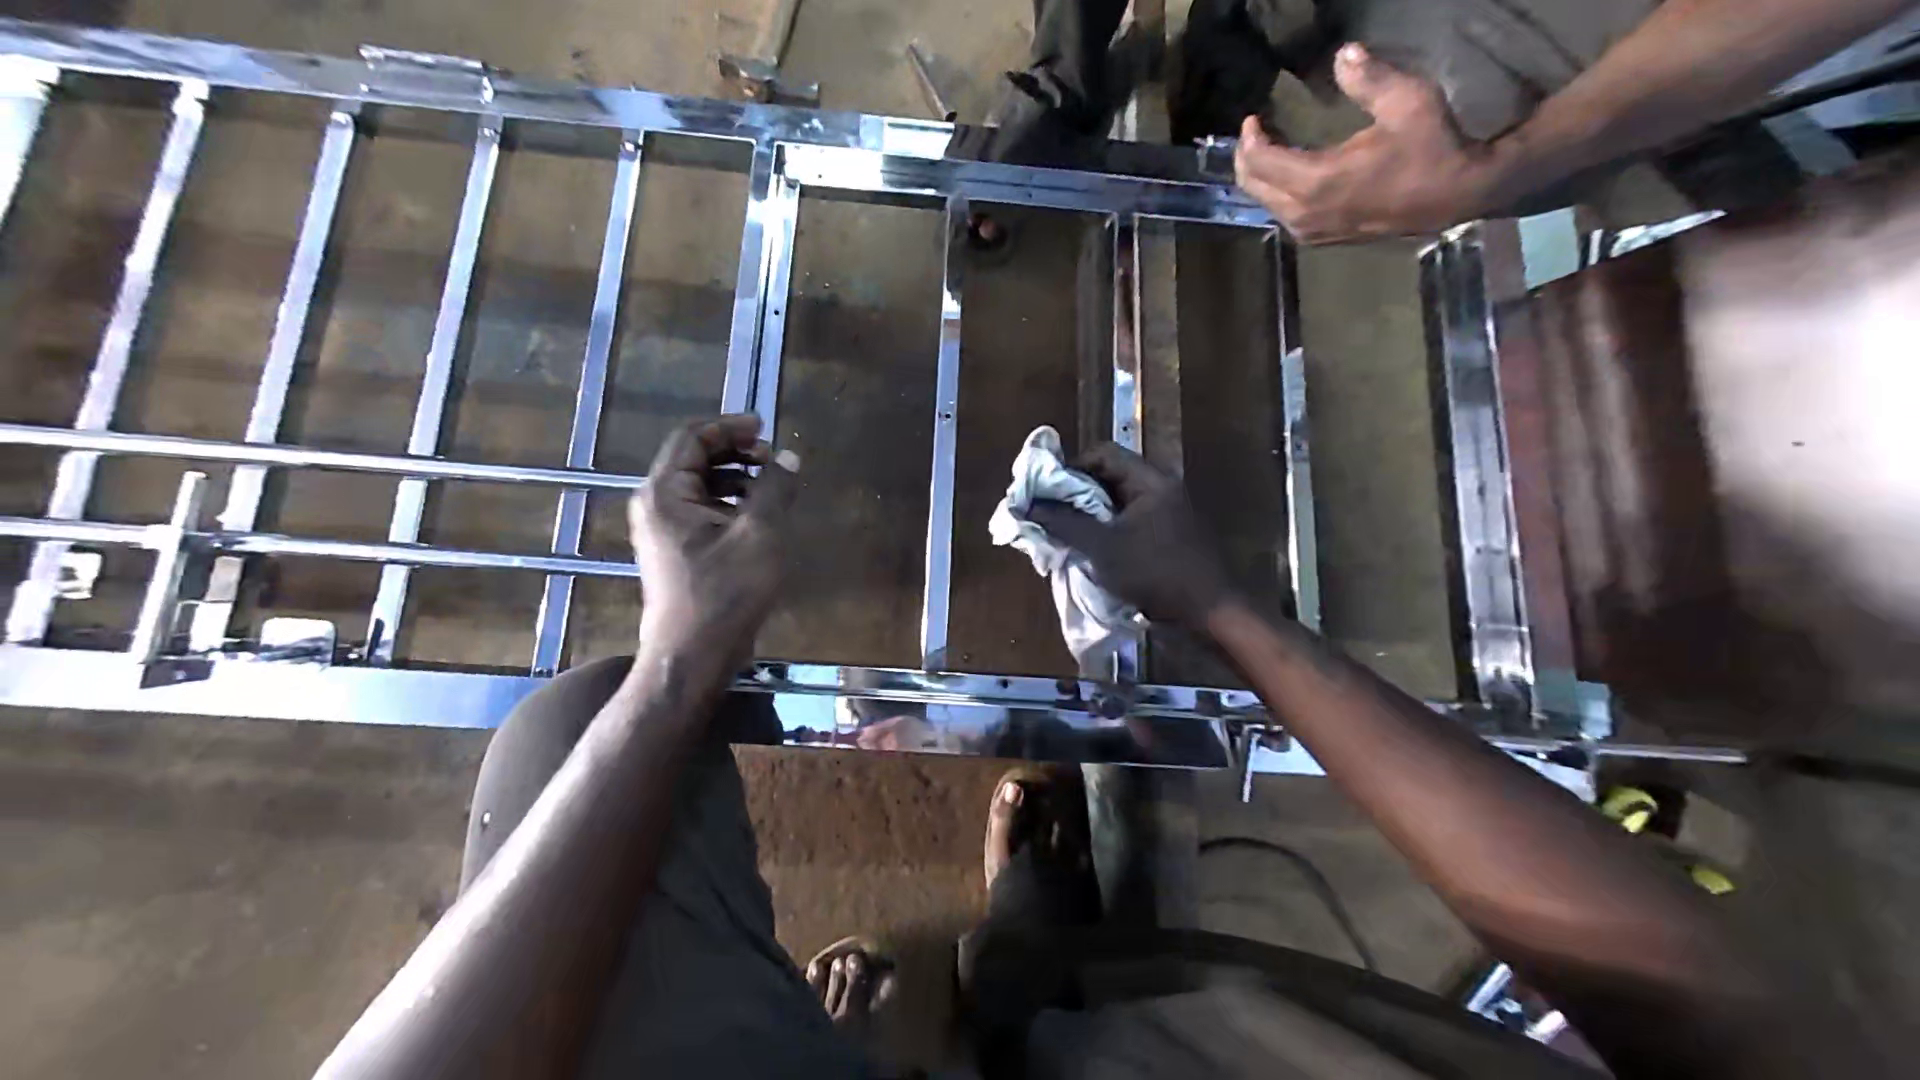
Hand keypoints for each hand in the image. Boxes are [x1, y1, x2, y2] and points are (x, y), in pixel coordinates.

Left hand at [629, 414, 797, 671]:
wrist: (694, 654)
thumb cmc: (725, 592)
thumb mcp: (759, 534)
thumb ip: (775, 489)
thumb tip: (789, 457)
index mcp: (666, 493)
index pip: (692, 438)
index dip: (730, 427)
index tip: (765, 428)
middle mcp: (657, 506)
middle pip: (694, 459)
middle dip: (735, 453)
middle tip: (772, 458)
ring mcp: (665, 531)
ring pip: (701, 486)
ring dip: (736, 479)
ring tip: (771, 488)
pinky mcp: (678, 551)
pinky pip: (703, 511)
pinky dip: (730, 504)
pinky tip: (758, 518)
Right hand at [1027, 443, 1234, 627]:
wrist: (1208, 611)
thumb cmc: (1155, 573)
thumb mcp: (1103, 548)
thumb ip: (1065, 523)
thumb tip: (1030, 506)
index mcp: (1150, 481)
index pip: (1103, 453)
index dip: (1071, 466)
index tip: (1047, 491)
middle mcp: (1160, 488)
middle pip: (1109, 475)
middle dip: (1076, 491)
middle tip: (1051, 512)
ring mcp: (1166, 511)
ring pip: (1117, 499)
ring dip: (1089, 512)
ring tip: (1064, 530)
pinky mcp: (1166, 533)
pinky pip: (1128, 519)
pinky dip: (1106, 527)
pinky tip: (1089, 546)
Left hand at [1234, 44, 1500, 243]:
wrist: (1455, 197)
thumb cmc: (1431, 148)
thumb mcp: (1406, 101)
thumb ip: (1369, 79)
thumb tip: (1343, 53)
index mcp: (1316, 180)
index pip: (1261, 161)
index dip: (1250, 138)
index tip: (1252, 118)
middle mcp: (1302, 212)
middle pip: (1254, 186)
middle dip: (1246, 159)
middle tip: (1252, 134)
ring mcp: (1308, 230)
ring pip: (1265, 204)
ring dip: (1259, 178)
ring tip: (1264, 152)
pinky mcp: (1318, 238)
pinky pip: (1282, 216)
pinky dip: (1274, 195)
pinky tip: (1283, 177)